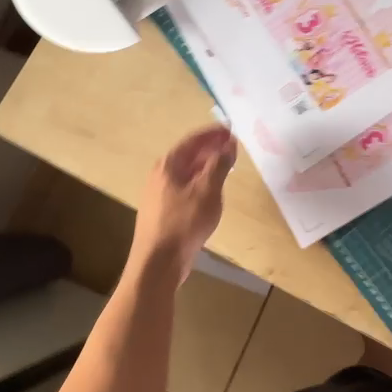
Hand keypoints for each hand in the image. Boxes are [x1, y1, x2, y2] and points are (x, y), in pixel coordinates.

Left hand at [131, 125, 236, 270]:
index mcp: (169, 165)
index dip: (213, 134)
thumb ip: (219, 164)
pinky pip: (185, 188)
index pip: (193, 140)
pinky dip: (201, 182)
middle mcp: (161, 175)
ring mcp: (160, 194)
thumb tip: (229, 144)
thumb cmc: (184, 222)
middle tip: (233, 146)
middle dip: (211, 149)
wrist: (158, 262)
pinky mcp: (164, 211)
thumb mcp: (208, 190)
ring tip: (227, 166)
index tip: (232, 129)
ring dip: (207, 166)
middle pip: (189, 155)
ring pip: (187, 173)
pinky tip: (212, 192)